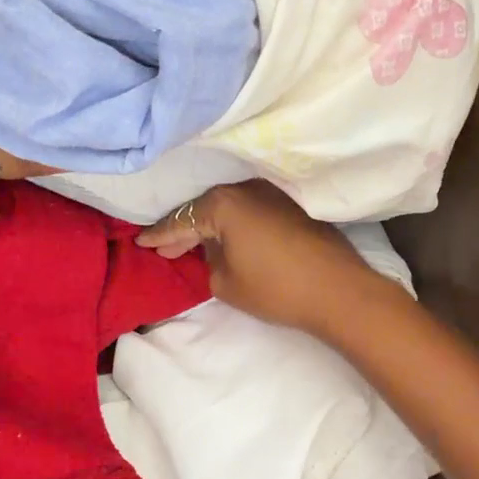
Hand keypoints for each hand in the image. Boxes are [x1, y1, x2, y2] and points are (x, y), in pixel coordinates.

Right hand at [136, 180, 407, 337]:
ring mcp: (271, 193)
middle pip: (204, 208)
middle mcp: (245, 188)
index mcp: (222, 203)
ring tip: (190, 246)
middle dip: (183, 229)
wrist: (338, 290)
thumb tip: (210, 251)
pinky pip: (248, 210)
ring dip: (209, 226)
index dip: (160, 236)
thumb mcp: (226, 283)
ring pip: (228, 208)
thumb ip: (207, 262)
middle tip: (162, 247)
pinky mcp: (290, 205)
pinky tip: (224, 240)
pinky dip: (233, 224)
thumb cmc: (276, 288)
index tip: (140, 243)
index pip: (181, 221)